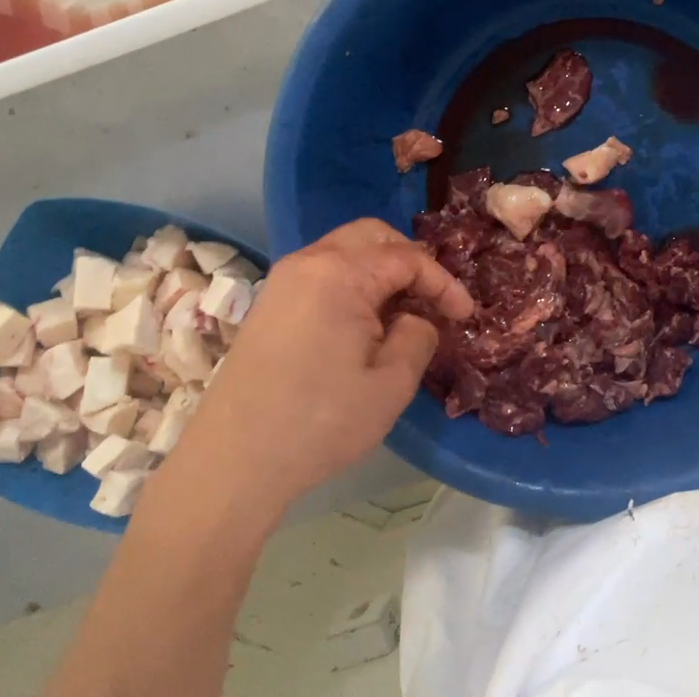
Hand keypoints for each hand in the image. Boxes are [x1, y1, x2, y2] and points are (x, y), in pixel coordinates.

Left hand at [176, 219, 473, 506]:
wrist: (234, 462)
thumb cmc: (320, 422)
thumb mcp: (391, 384)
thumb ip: (418, 337)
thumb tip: (413, 321)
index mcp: (340, 274)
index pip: (407, 257)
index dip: (443, 283)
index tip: (465, 317)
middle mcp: (308, 264)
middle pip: (372, 237)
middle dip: (410, 261)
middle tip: (432, 300)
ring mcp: (282, 284)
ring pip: (344, 253)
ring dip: (380, 273)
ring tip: (402, 315)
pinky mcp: (268, 308)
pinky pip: (322, 276)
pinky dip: (353, 286)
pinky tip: (365, 327)